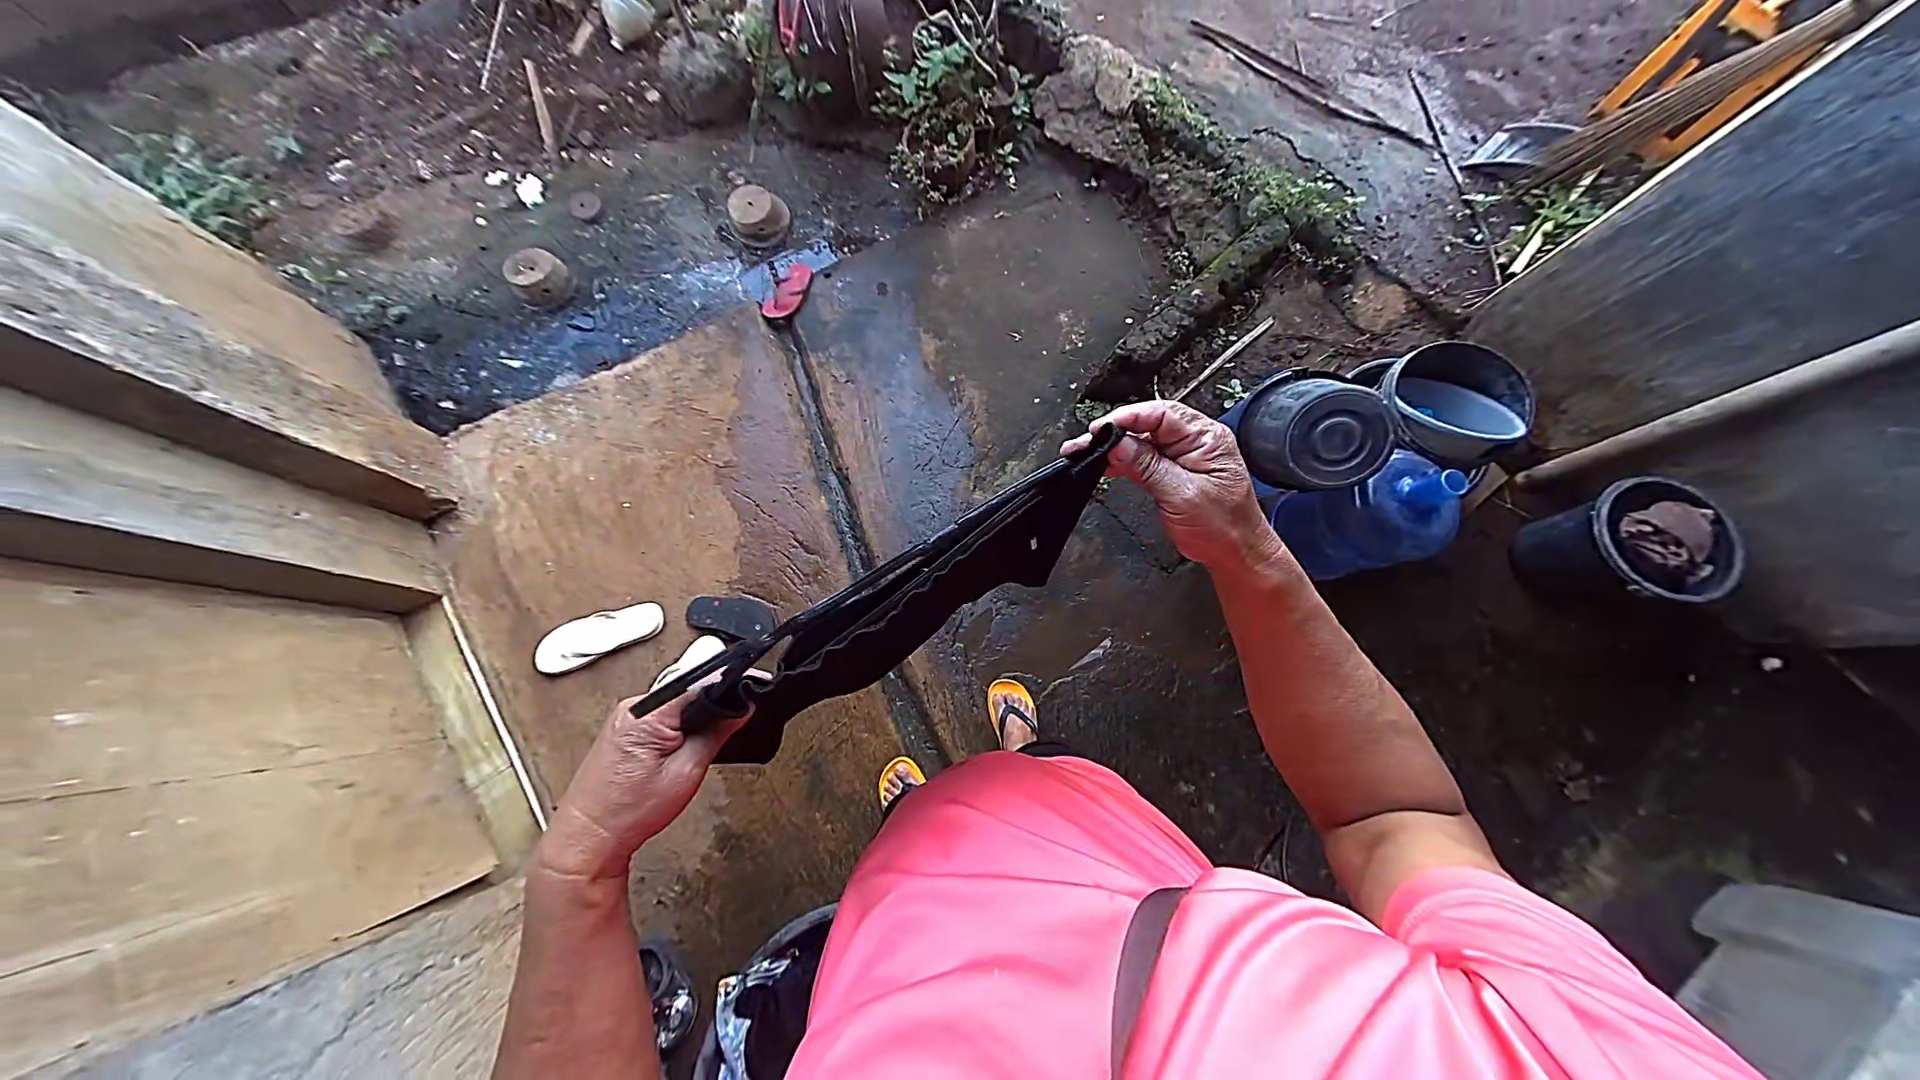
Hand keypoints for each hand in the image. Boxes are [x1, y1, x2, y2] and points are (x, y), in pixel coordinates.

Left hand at [535, 689, 748, 882]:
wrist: (587, 838)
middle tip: (727, 727)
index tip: (750, 690)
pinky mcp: (623, 728)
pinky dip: (677, 724)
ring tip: (697, 745)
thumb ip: (717, 733)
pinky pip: (661, 713)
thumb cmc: (627, 812)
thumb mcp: (687, 772)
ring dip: (694, 716)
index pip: (701, 681)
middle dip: (712, 704)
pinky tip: (679, 746)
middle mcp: (633, 707)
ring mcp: (625, 716)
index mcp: (649, 711)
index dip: (730, 685)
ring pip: (676, 701)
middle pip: (689, 687)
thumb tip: (740, 708)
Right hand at [1064, 400, 1284, 571]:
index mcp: (1206, 438)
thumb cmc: (1224, 527)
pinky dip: (1120, 462)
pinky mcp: (1170, 471)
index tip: (1101, 428)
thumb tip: (1118, 445)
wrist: (1235, 552)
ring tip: (1085, 452)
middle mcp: (1194, 441)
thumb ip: (1148, 466)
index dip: (1127, 418)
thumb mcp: (1182, 494)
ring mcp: (1181, 456)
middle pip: (1146, 424)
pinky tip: (1102, 465)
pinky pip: (1140, 459)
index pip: (1161, 414)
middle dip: (1114, 432)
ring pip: (1139, 442)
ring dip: (1112, 447)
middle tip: (1087, 441)